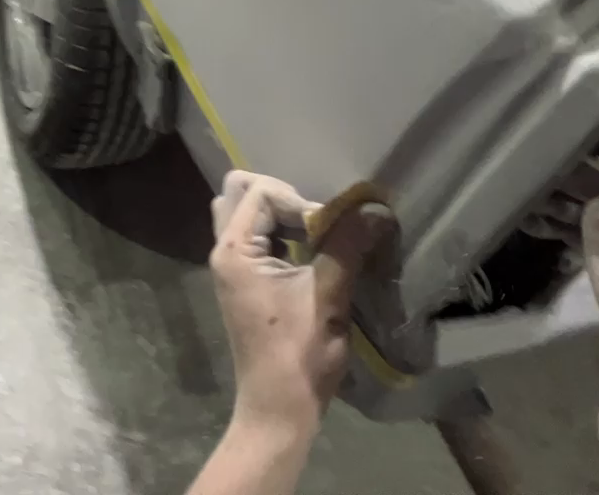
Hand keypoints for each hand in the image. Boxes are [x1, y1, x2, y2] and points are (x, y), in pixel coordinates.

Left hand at [207, 171, 379, 435]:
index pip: (261, 192)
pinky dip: (277, 230)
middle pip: (240, 190)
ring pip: (244, 210)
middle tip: (313, 222)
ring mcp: (230, 263)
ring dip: (278, 212)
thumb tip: (375, 209)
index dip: (298, 203)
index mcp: (234, 250)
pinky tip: (306, 249)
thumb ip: (346, 246)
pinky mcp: (242, 277)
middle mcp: (223, 249)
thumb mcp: (328, 295)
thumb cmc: (299, 355)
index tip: (325, 232)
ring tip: (311, 233)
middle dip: (281, 196)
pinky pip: (251, 232)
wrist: (278, 408)